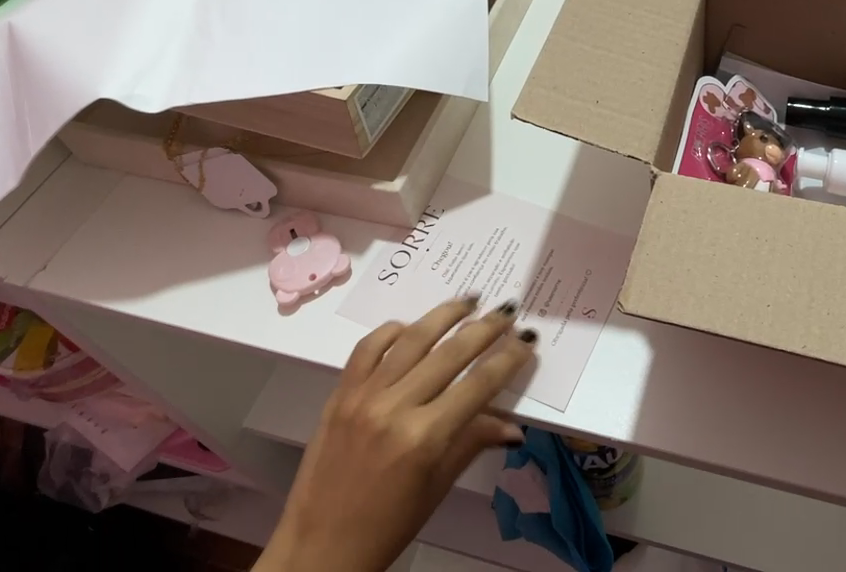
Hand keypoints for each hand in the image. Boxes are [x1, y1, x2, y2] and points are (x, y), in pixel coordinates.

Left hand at [257, 296, 535, 571]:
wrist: (318, 548)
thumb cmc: (387, 526)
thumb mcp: (438, 488)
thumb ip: (473, 443)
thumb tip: (513, 426)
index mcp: (425, 438)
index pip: (479, 384)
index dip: (508, 358)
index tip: (527, 340)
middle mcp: (395, 408)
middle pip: (451, 352)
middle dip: (486, 328)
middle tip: (508, 310)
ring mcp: (364, 396)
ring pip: (412, 338)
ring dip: (445, 314)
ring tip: (469, 300)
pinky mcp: (340, 393)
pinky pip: (369, 347)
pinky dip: (394, 330)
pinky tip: (412, 326)